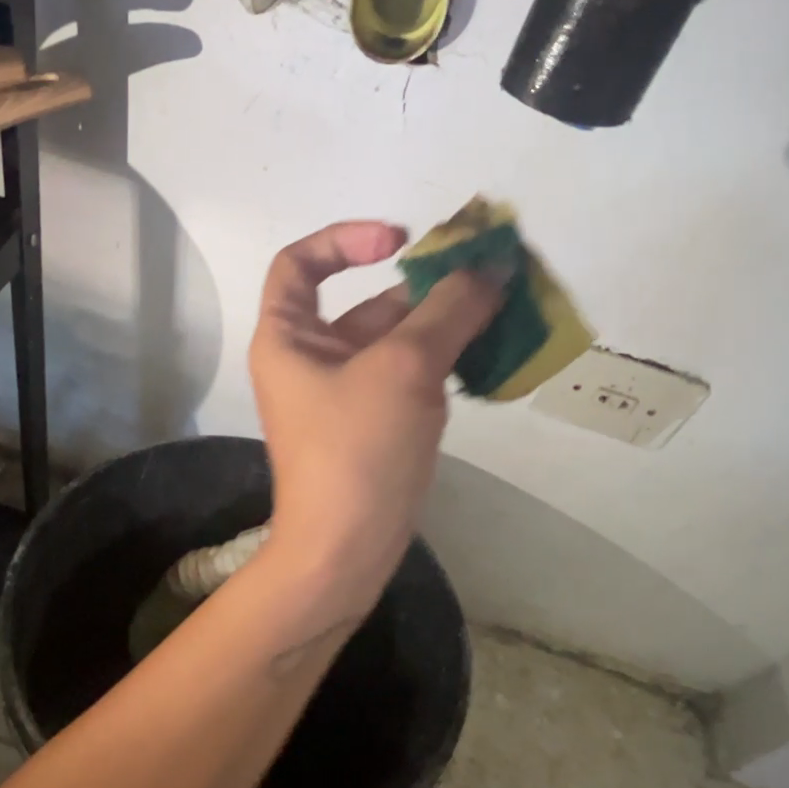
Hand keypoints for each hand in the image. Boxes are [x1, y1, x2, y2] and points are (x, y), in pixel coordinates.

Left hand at [249, 222, 502, 611]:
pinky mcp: (371, 426)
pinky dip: (440, 362)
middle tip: (487, 278)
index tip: (399, 242)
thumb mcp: (404, 368)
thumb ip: (448, 310)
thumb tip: (489, 270)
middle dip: (424, 288)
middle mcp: (309, 361)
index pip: (300, 265)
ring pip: (394, 342)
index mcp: (287, 338)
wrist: (345, 548)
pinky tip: (485, 356)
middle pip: (364, 303)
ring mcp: (341, 397)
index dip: (344, 239)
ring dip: (443, 324)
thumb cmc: (358, 450)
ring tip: (501, 312)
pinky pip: (406, 377)